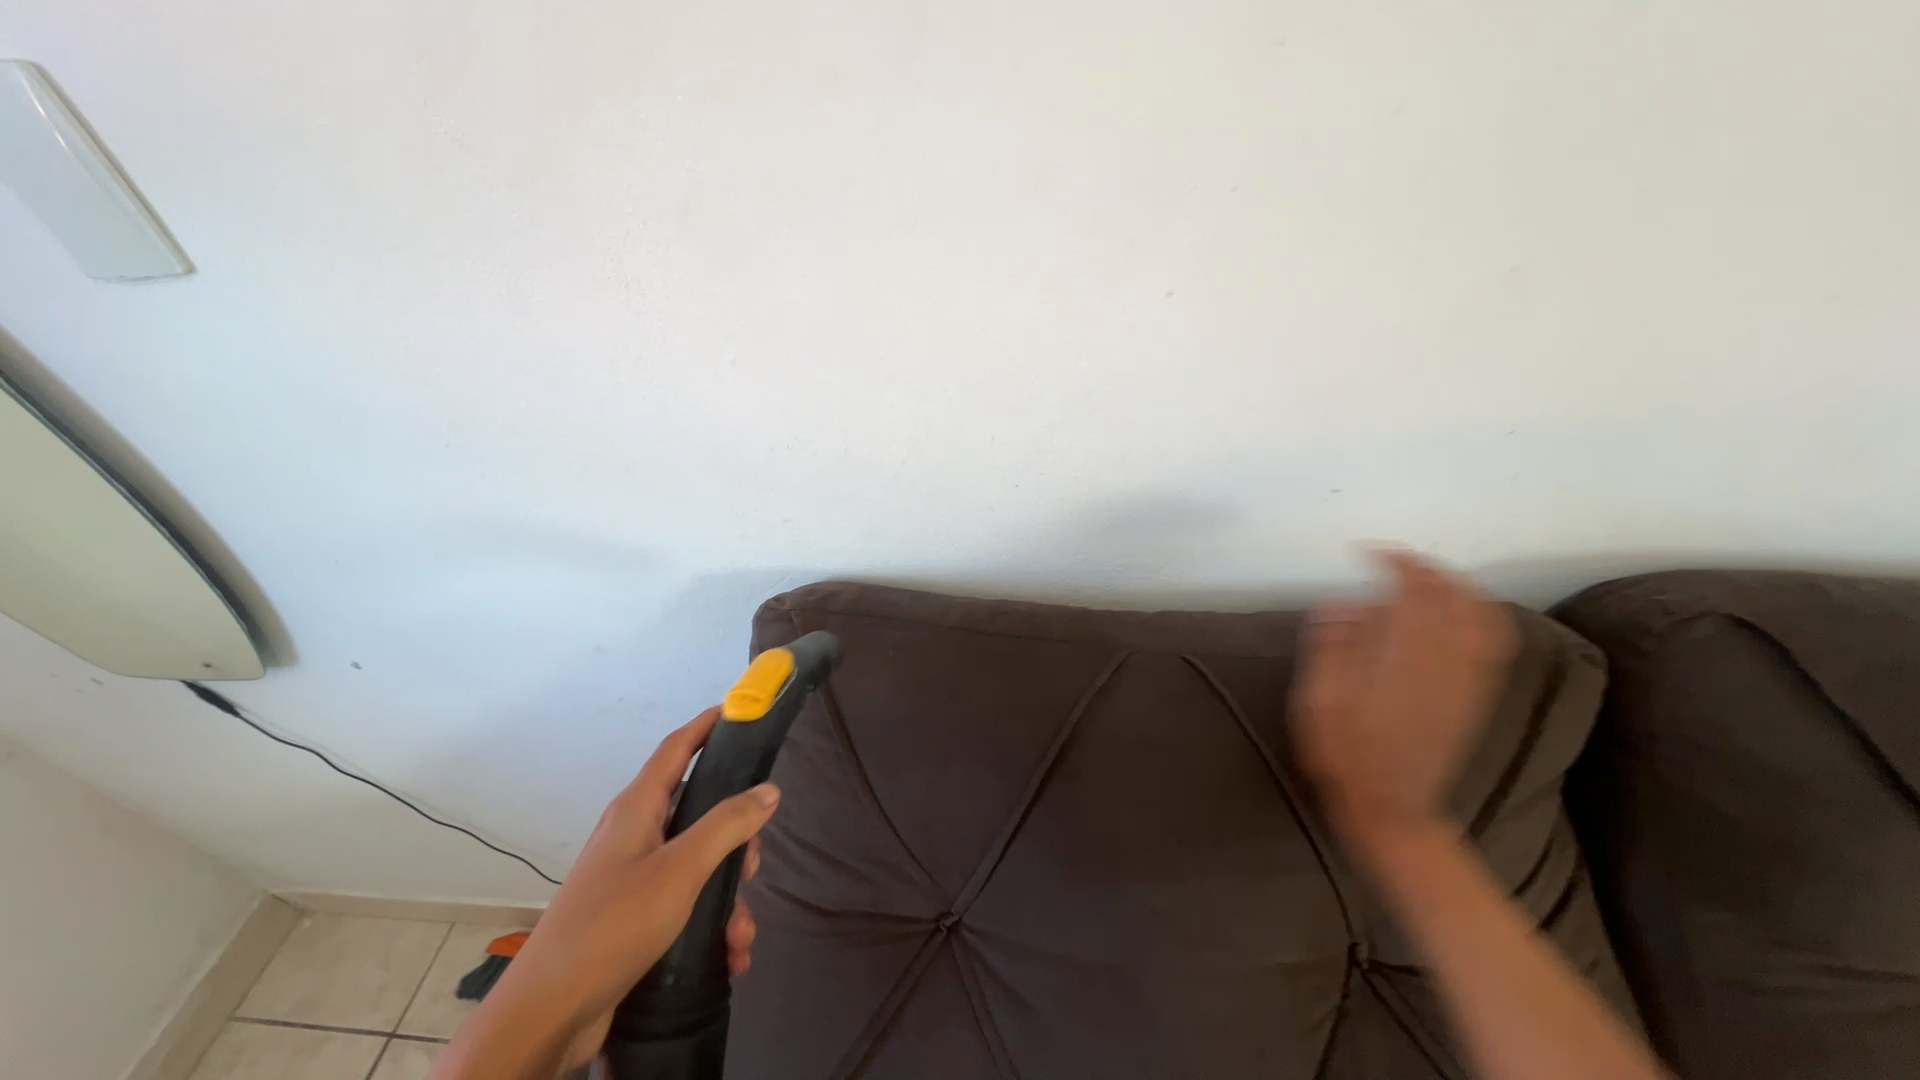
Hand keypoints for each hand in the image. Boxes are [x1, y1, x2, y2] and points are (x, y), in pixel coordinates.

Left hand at [485, 709, 776, 1049]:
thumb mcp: (681, 870)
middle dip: (735, 838)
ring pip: (699, 865)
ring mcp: (634, 875)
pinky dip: (711, 925)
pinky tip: (729, 955)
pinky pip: (686, 903)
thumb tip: (769, 789)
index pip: (677, 748)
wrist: (550, 1010)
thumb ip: (727, 825)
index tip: (743, 713)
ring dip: (727, 897)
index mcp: (638, 808)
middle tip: (752, 865)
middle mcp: (635, 833)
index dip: (708, 727)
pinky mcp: (635, 914)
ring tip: (740, 935)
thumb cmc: (614, 924)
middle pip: (699, 811)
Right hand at [1292, 550, 1514, 844]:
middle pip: (1452, 598)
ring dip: (1458, 588)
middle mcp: (1446, 661)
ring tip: (1431, 579)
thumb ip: (1332, 647)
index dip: (1396, 564)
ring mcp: (1467, 680)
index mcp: (1405, 657)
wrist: (1392, 808)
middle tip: (1398, 562)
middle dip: (1428, 570)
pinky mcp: (1475, 697)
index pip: (1413, 592)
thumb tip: (1342, 605)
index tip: (1370, 553)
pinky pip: (1492, 644)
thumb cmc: (1346, 753)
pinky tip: (1459, 615)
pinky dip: (1481, 616)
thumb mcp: (1321, 700)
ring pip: (1481, 617)